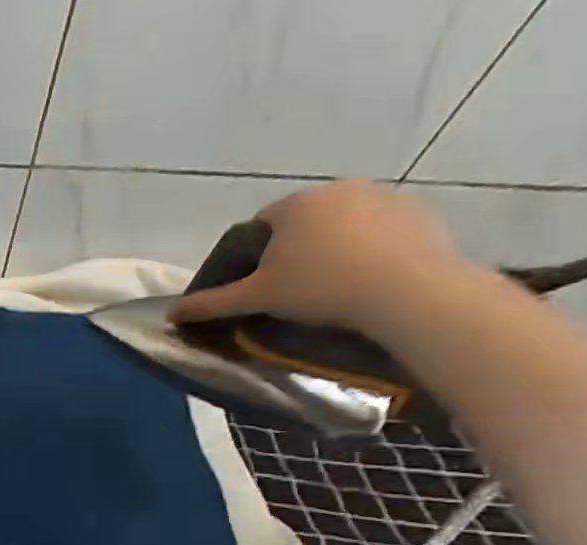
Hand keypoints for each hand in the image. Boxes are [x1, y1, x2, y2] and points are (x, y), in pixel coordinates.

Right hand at [169, 179, 474, 335]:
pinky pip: (380, 229)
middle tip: (295, 291)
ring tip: (335, 287)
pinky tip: (369, 279)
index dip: (252, 258)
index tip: (258, 287)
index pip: (258, 227)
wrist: (405, 290)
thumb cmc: (320, 290)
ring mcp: (381, 195)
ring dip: (333, 248)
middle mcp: (335, 188)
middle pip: (301, 223)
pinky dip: (370, 248)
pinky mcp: (416, 210)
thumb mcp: (257, 299)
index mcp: (292, 205)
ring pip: (341, 224)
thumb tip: (170, 314)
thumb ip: (212, 304)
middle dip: (294, 251)